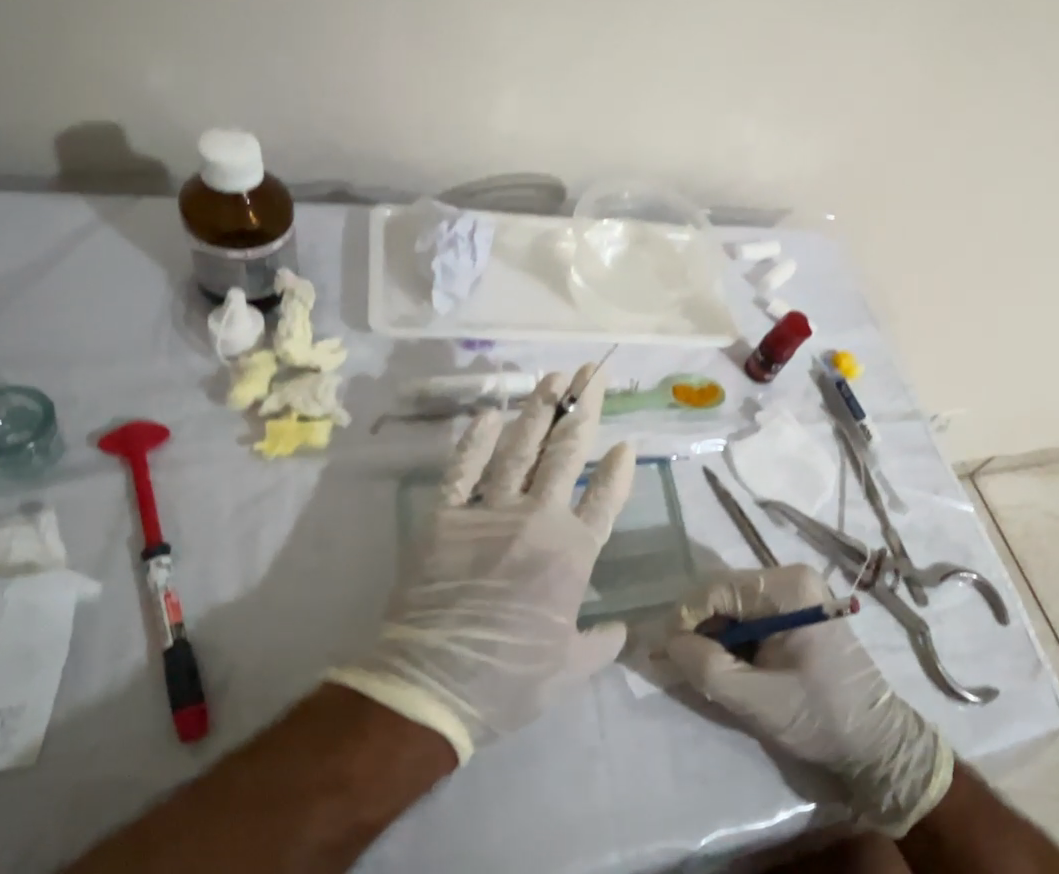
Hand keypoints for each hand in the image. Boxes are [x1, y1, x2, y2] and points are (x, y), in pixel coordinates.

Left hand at [328, 366, 635, 762]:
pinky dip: (475, 440)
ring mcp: (489, 513)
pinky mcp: (445, 516)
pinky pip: (463, 469)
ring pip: (520, 448)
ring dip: (538, 409)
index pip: (605, 499)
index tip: (627, 442)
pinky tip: (489, 413)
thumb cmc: (508, 681)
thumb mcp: (569, 670)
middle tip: (594, 373)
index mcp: (573, 555)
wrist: (431, 685)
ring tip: (553, 376)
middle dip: (583, 409)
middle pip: (566, 454)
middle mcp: (537, 521)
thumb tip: (620, 631)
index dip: (618, 470)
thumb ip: (599, 643)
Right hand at [665, 565, 953, 836]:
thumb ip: (705, 667)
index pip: (716, 589)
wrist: (876, 742)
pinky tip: (727, 667)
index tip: (666, 655)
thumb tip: (664, 643)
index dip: (685, 619)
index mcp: (788, 587)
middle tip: (678, 665)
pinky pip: (749, 616)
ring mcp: (796, 594)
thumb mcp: (755, 698)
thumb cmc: (819, 717)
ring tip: (701, 670)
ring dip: (713, 636)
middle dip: (697, 628)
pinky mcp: (796, 613)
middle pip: (723, 594)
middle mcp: (792, 578)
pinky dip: (732, 640)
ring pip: (733, 606)